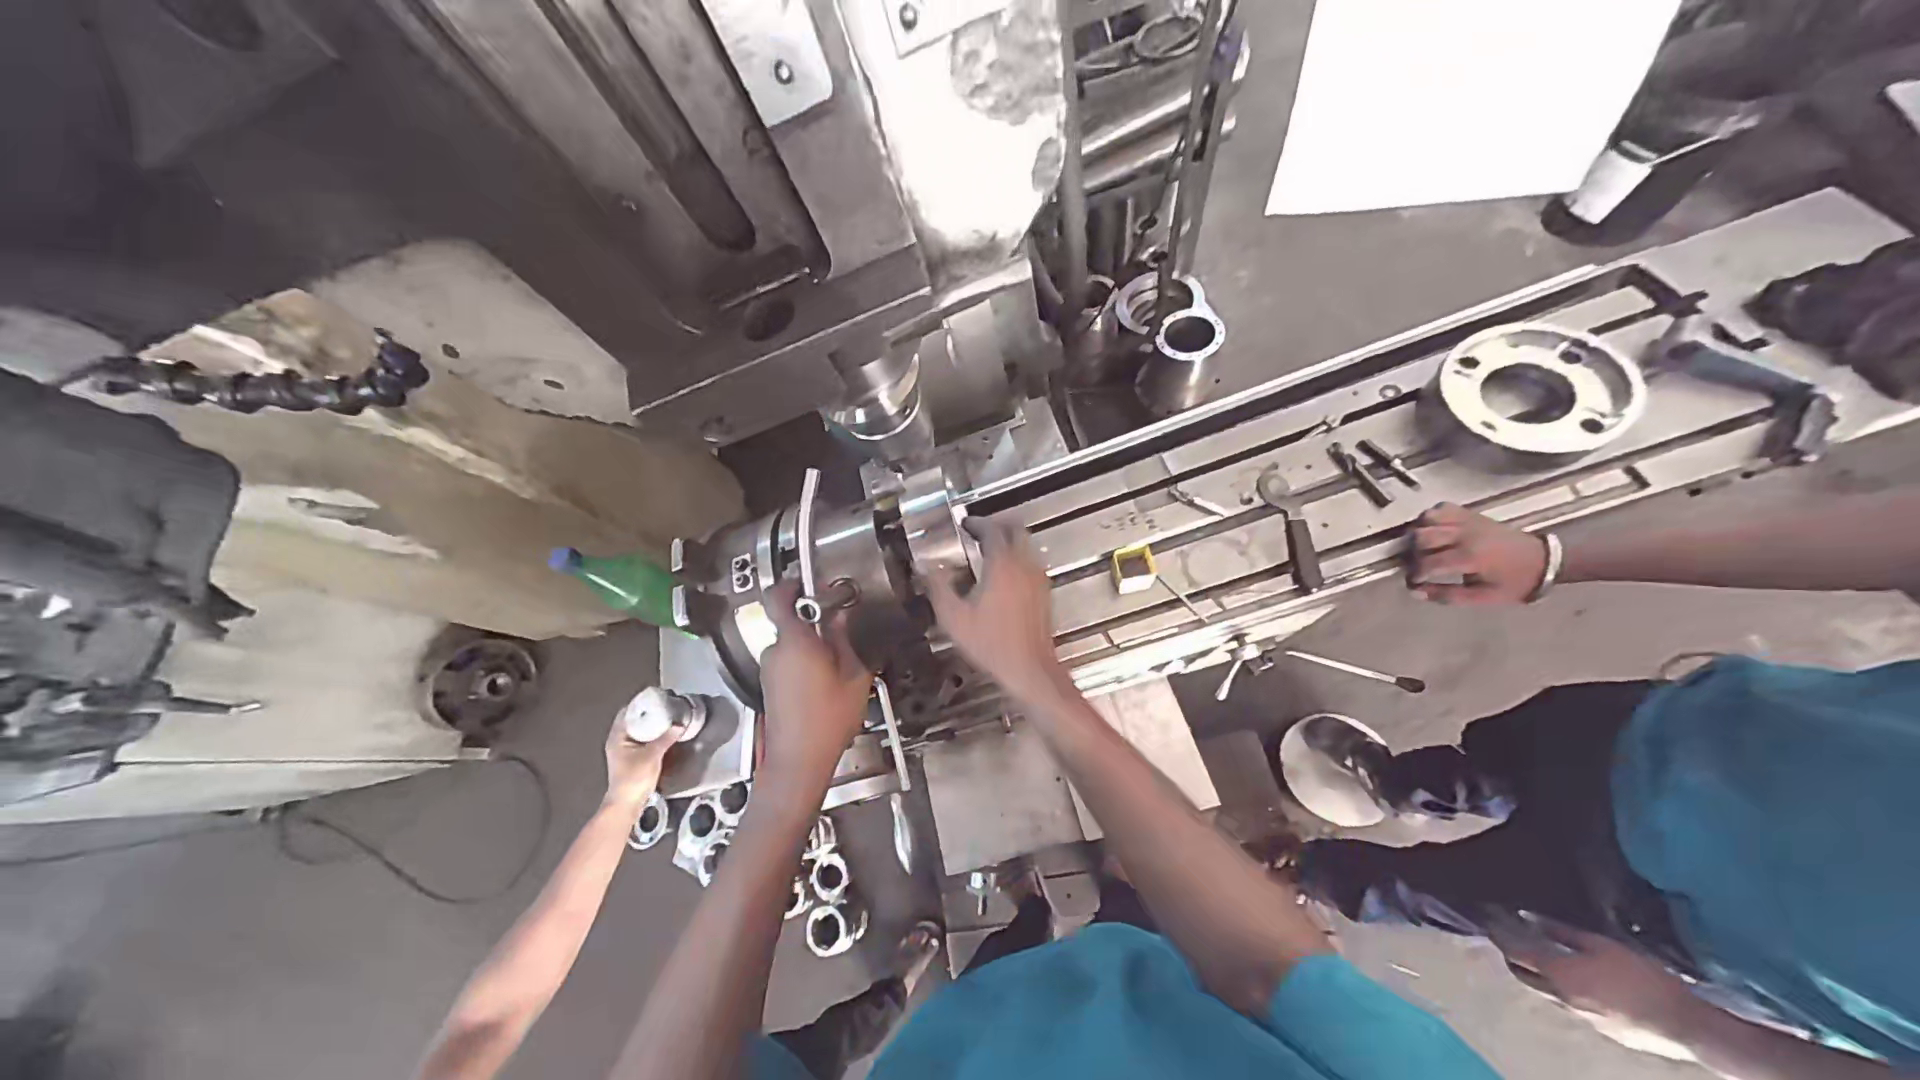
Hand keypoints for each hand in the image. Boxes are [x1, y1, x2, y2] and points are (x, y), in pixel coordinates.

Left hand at [604, 712, 676, 810]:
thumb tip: (679, 724)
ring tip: (667, 717)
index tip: (657, 697)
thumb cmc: (634, 777)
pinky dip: (650, 734)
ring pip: (637, 730)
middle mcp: (617, 741)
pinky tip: (663, 734)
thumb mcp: (653, 755)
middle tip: (666, 705)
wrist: (626, 804)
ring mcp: (622, 750)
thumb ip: (666, 738)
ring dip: (650, 724)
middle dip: (647, 712)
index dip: (640, 703)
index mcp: (617, 737)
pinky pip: (640, 739)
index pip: (627, 712)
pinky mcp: (630, 758)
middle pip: (632, 720)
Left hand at [758, 580, 873, 780]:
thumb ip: (843, 640)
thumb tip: (839, 619)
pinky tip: (825, 682)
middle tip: (840, 632)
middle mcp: (775, 651)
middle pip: (791, 623)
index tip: (808, 583)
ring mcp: (769, 670)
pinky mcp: (769, 686)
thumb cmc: (827, 718)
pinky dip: (804, 664)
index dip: (791, 584)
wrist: (799, 759)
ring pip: (791, 645)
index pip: (779, 598)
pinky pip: (787, 662)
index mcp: (794, 642)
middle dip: (814, 624)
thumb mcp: (853, 675)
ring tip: (838, 664)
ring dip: (811, 647)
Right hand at [927, 520, 1069, 705]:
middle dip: (996, 524)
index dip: (977, 522)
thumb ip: (938, 587)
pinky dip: (1016, 558)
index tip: (966, 524)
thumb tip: (926, 570)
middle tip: (979, 529)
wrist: (1029, 669)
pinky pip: (1030, 563)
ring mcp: (1037, 579)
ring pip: (1026, 545)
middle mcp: (1024, 567)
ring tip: (987, 548)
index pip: (992, 529)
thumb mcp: (954, 617)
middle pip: (1016, 529)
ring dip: (1008, 540)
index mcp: (1002, 566)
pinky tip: (1002, 575)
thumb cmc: (994, 645)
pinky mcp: (1044, 594)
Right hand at [1407, 503, 1549, 604]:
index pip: (1427, 563)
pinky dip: (1430, 517)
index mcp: (1470, 558)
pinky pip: (1441, 508)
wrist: (1543, 560)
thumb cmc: (1514, 582)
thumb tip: (1415, 592)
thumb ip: (1447, 595)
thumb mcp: (1483, 597)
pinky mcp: (1471, 514)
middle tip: (1417, 564)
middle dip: (1412, 553)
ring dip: (1418, 533)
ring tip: (1421, 546)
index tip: (1413, 582)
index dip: (1414, 574)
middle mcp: (1465, 535)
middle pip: (1421, 537)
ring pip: (1427, 519)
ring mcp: (1468, 521)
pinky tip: (1433, 530)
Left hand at [1487, 912, 1702, 1041]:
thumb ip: (1562, 932)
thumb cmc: (1643, 978)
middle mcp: (1560, 997)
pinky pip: (1567, 1004)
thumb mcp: (1601, 945)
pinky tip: (1570, 981)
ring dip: (1533, 974)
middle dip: (1510, 956)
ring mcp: (1579, 1017)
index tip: (1487, 922)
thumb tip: (1528, 918)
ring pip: (1543, 991)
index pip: (1515, 952)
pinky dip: (1557, 989)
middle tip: (1507, 939)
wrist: (1688, 1027)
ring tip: (1534, 958)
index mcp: (1557, 974)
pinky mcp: (1600, 1030)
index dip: (1498, 935)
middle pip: (1522, 974)